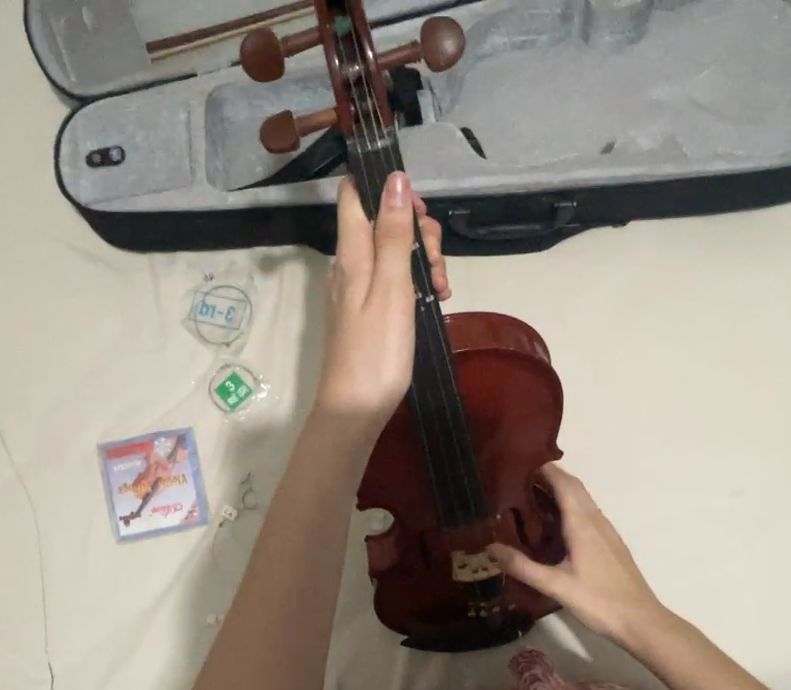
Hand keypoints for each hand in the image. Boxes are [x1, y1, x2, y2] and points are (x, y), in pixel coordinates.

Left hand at [314, 172, 447, 422]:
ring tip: (441, 291)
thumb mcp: (392, 287)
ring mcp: (356, 290)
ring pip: (393, 254)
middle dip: (418, 232)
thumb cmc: (377, 351)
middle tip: (437, 266)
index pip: (354, 195)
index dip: (386, 189)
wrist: (355, 410)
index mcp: (352, 254)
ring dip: (423, 262)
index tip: (419, 209)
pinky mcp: (366, 313)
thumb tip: (395, 179)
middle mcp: (349, 265)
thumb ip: (394, 234)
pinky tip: (434, 301)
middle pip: (382, 223)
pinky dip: (414, 285)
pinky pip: (391, 282)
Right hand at [488, 463, 670, 648]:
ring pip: (583, 501)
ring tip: (530, 499)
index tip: (520, 464)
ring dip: (560, 492)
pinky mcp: (611, 544)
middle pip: (575, 488)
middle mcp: (596, 521)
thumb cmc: (599, 601)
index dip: (545, 470)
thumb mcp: (555, 586)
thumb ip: (523, 567)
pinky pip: (588, 515)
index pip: (564, 484)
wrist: (640, 621)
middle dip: (550, 478)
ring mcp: (607, 532)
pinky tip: (555, 527)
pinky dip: (570, 509)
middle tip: (519, 480)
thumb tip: (490, 548)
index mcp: (583, 525)